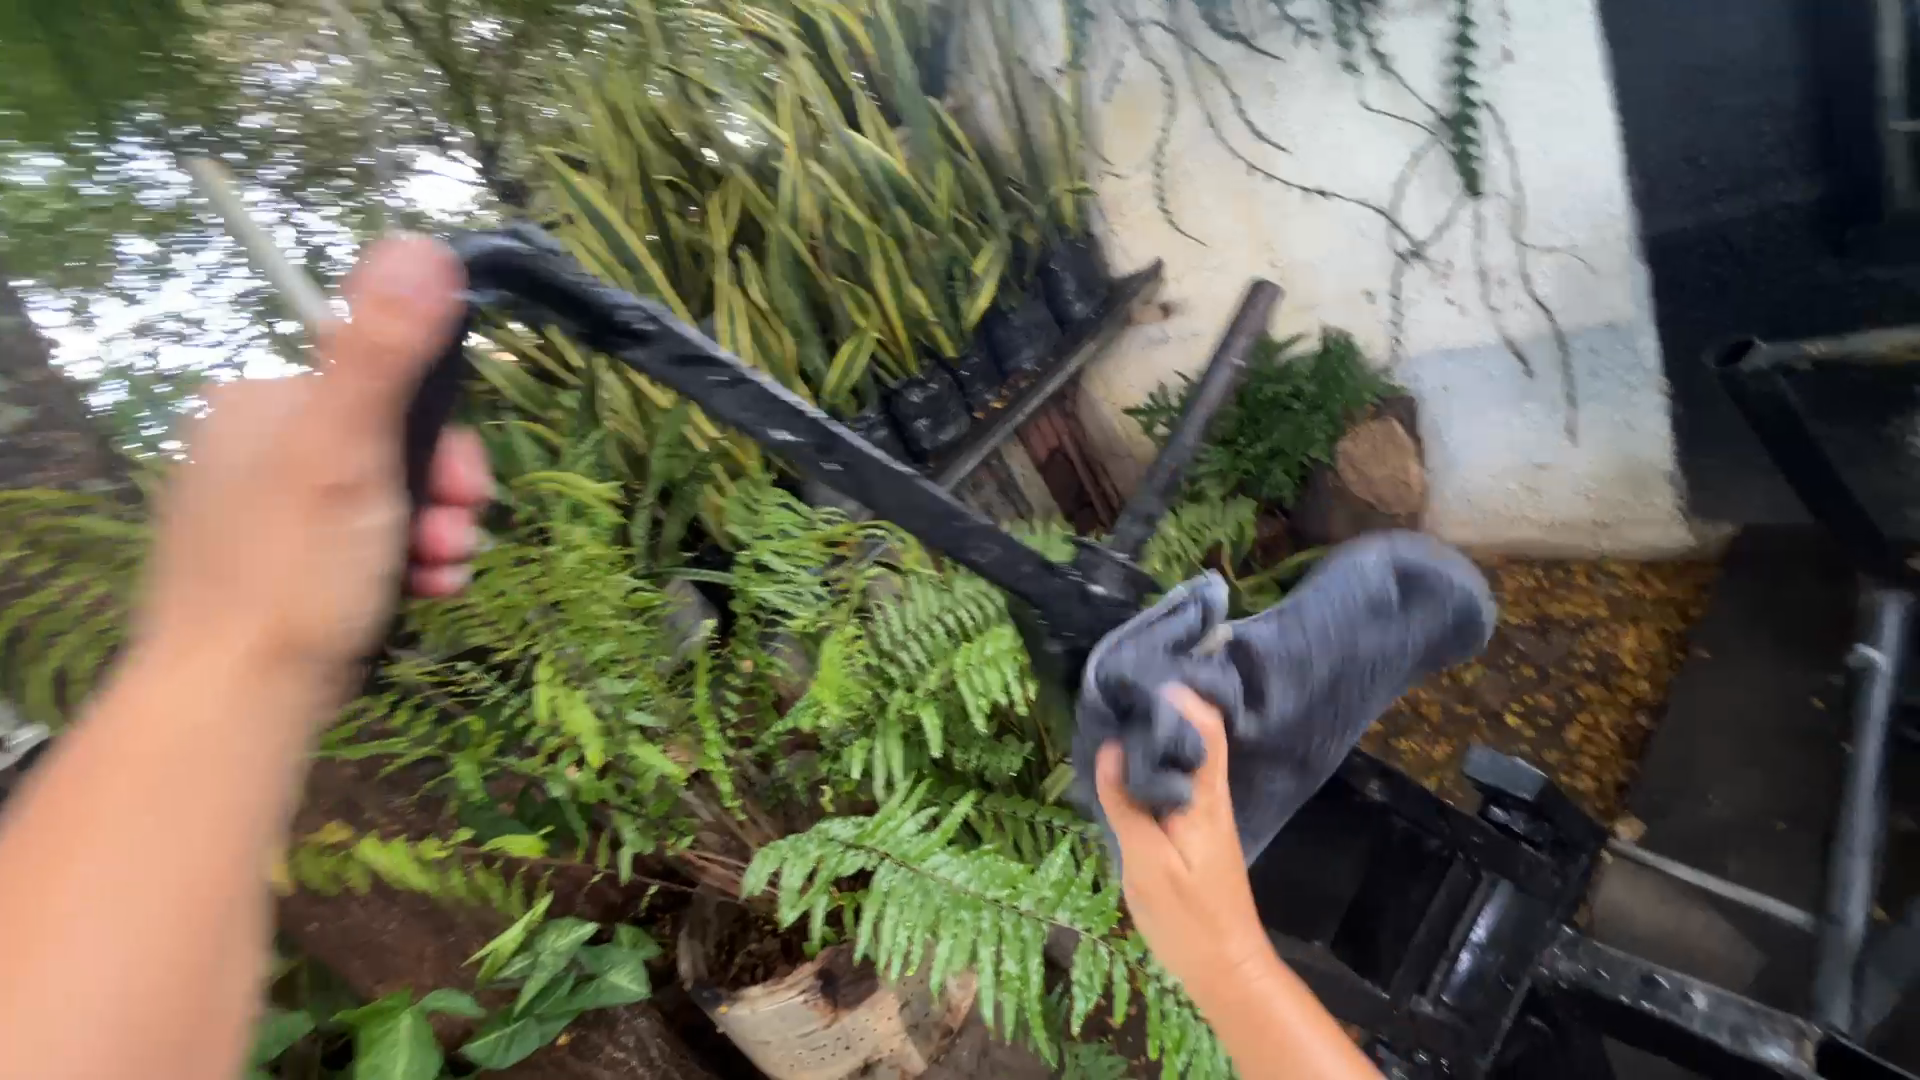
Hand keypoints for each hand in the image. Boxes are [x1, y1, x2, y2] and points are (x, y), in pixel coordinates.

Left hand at [136, 234, 490, 694]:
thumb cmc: (295, 567)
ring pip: (402, 498)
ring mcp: (281, 502)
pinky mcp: (296, 553)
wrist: (240, 694)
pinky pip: (380, 537)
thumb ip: (384, 351)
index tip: (465, 493)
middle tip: (454, 539)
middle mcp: (270, 441)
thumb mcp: (350, 450)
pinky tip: (424, 587)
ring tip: (441, 573)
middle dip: (448, 498)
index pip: (398, 390)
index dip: (452, 442)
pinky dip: (415, 560)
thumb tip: (424, 245)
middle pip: (405, 447)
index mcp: (272, 402)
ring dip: (441, 535)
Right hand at [1096, 684, 1268, 1005]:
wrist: (1227, 971)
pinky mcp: (1195, 832)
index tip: (1146, 678)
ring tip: (1115, 720)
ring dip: (1155, 737)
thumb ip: (1126, 805)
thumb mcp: (1147, 863)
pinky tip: (1124, 768)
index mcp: (1205, 799)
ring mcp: (1204, 815)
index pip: (1207, 731)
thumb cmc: (1188, 918)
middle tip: (1121, 693)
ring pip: (1184, 760)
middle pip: (1195, 738)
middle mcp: (1210, 799)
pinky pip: (1175, 783)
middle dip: (1162, 710)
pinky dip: (1152, 765)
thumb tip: (1110, 748)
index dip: (1183, 698)